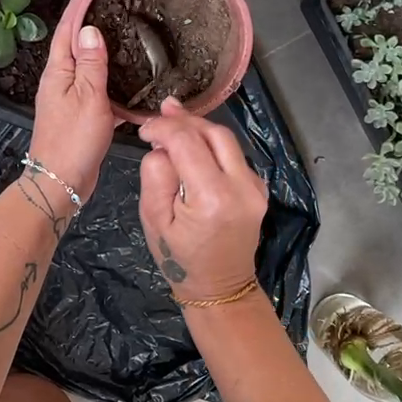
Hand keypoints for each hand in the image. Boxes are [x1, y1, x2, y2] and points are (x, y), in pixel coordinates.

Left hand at [28, 0, 114, 198]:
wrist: (60, 183)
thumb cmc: (73, 140)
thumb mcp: (88, 98)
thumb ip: (91, 64)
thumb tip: (90, 29)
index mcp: (58, 72)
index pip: (67, 30)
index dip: (78, 7)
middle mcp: (59, 82)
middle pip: (73, 45)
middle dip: (87, 22)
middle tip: (107, 3)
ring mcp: (67, 100)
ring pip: (85, 67)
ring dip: (99, 50)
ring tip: (120, 34)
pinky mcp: (78, 117)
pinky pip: (94, 89)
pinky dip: (108, 80)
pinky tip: (124, 80)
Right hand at [139, 98, 267, 301]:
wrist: (219, 287)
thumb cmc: (179, 259)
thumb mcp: (153, 219)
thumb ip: (155, 176)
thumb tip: (161, 147)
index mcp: (213, 198)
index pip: (187, 143)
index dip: (163, 128)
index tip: (143, 129)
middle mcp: (241, 187)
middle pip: (214, 134)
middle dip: (185, 120)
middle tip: (160, 114)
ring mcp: (255, 188)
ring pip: (227, 141)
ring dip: (199, 128)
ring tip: (172, 119)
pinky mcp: (258, 189)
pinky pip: (234, 155)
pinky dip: (211, 144)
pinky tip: (192, 144)